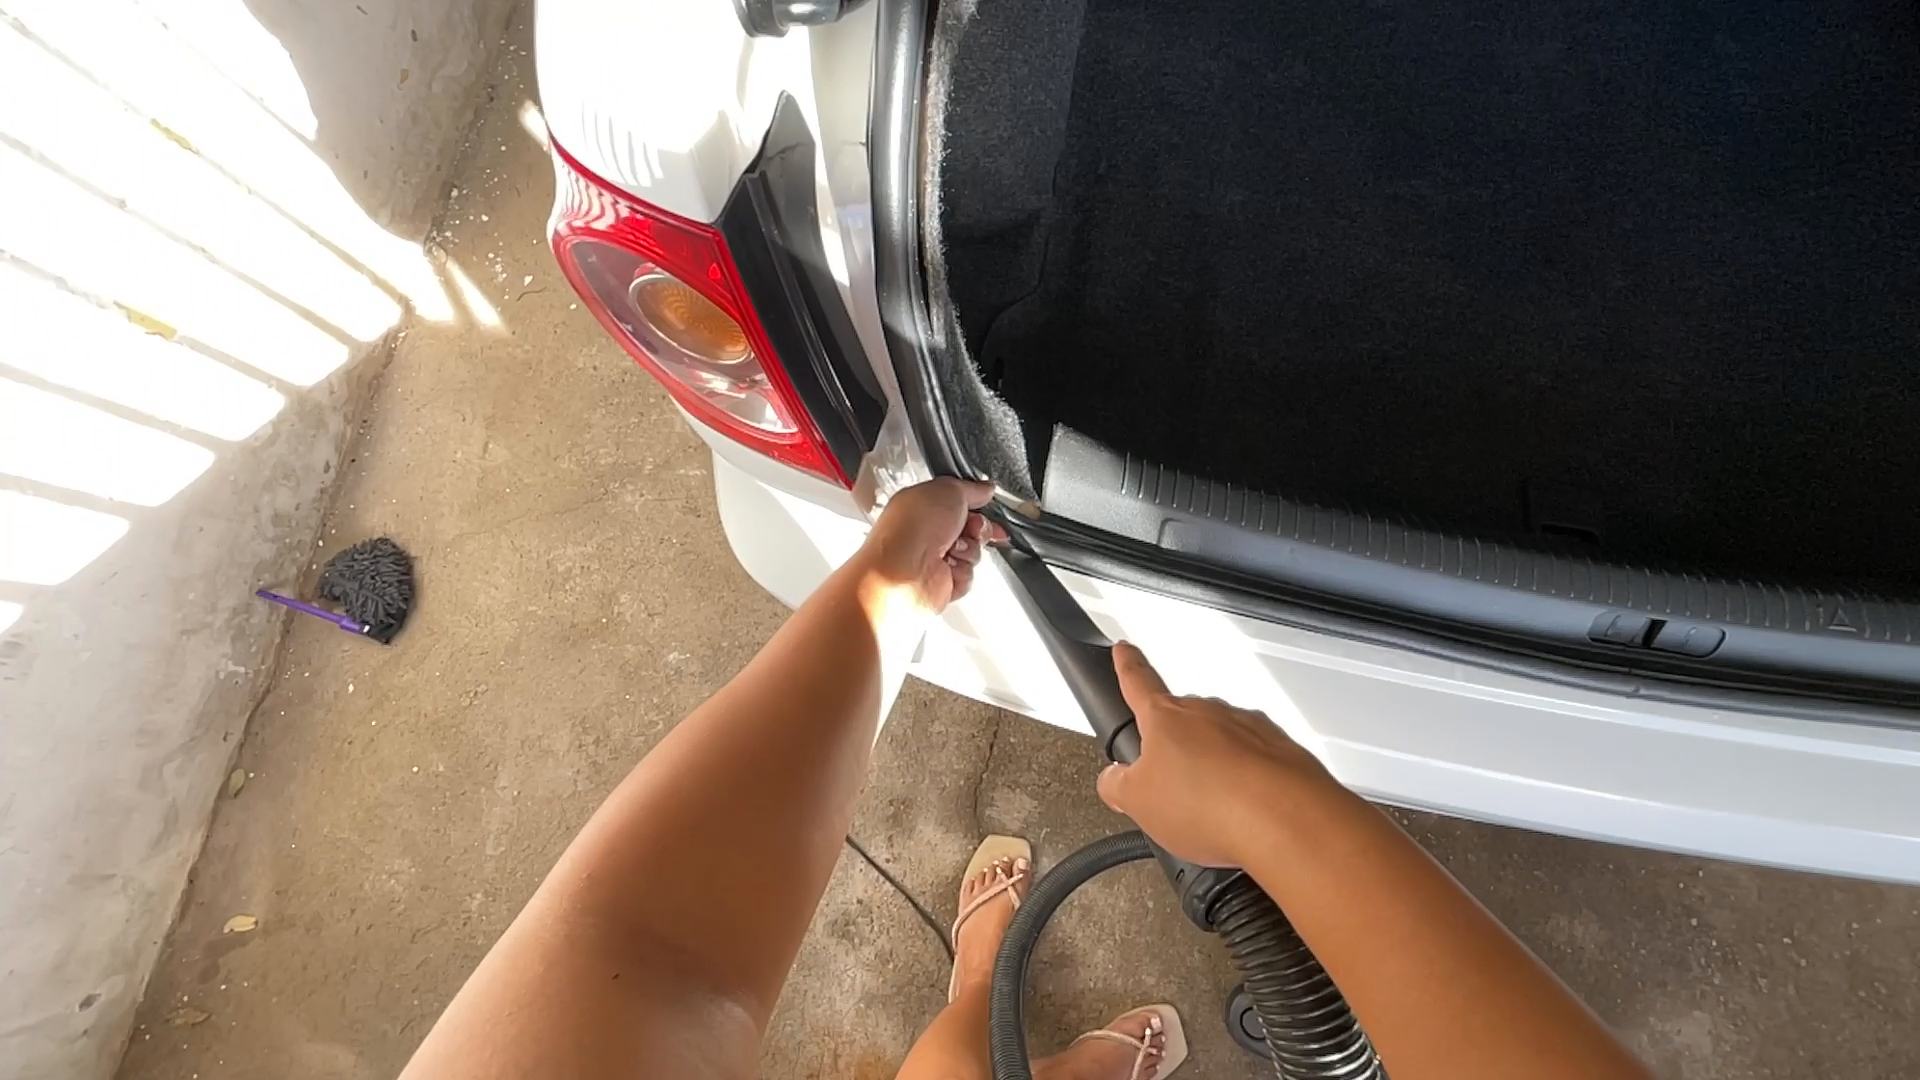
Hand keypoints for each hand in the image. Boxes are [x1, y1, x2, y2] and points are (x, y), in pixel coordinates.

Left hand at [857, 478, 1006, 613]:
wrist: (902, 573)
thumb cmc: (912, 529)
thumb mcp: (948, 490)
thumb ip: (970, 488)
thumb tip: (985, 488)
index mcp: (922, 506)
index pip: (958, 502)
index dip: (977, 503)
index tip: (987, 503)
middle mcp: (926, 532)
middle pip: (971, 528)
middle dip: (978, 527)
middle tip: (970, 528)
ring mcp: (933, 560)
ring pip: (973, 552)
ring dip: (969, 549)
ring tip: (952, 550)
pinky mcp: (941, 584)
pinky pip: (969, 575)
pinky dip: (963, 572)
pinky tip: (948, 569)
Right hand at [1096, 643, 1339, 866]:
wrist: (1287, 821)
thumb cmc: (1211, 804)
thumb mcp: (1139, 803)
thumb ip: (1117, 785)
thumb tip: (1113, 779)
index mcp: (1166, 716)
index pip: (1139, 680)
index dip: (1127, 664)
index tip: (1124, 649)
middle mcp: (1208, 712)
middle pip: (1183, 723)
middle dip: (1177, 748)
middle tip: (1174, 787)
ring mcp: (1249, 729)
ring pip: (1221, 745)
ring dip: (1215, 770)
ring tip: (1214, 813)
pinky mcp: (1284, 752)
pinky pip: (1256, 766)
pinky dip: (1249, 786)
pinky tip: (1246, 816)